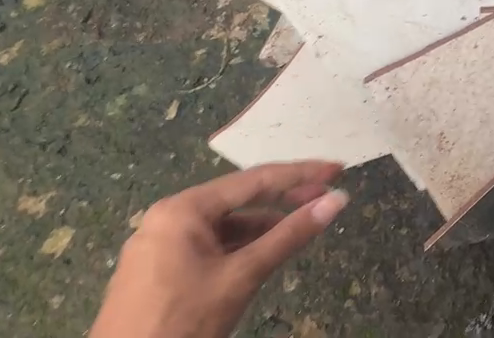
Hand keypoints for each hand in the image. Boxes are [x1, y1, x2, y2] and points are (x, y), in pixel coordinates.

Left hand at [89, 162, 348, 337]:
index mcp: (183, 209)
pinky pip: (209, 244)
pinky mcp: (155, 270)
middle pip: (239, 198)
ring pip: (225, 223)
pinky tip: (263, 254)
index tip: (338, 170)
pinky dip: (240, 245)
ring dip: (264, 224)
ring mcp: (158, 244)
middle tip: (326, 196)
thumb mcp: (241, 276)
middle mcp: (167, 217)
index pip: (256, 180)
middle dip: (285, 197)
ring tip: (300, 228)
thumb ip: (290, 235)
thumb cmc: (181, 322)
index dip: (302, 174)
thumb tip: (338, 200)